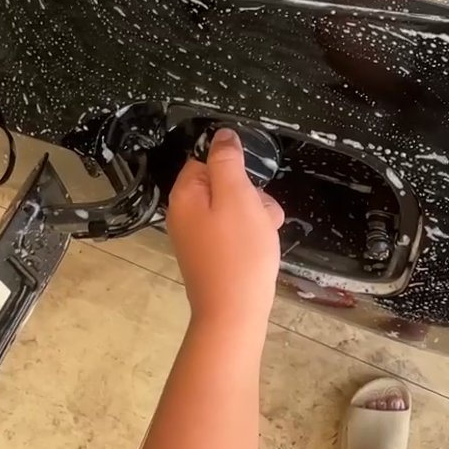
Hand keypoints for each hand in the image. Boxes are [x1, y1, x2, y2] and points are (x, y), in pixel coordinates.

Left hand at [165, 128, 285, 323]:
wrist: (234, 313)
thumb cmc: (238, 253)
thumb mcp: (237, 196)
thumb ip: (228, 161)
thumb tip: (222, 135)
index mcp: (185, 195)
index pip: (208, 160)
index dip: (235, 170)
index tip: (250, 187)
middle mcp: (185, 214)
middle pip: (224, 185)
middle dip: (251, 196)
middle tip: (260, 215)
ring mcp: (198, 237)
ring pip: (235, 210)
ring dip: (256, 216)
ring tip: (263, 235)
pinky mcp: (212, 256)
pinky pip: (235, 233)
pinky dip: (251, 237)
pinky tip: (260, 250)